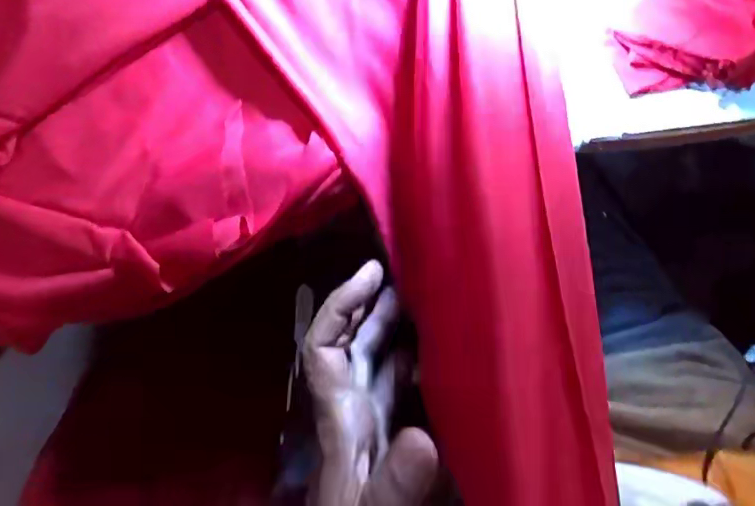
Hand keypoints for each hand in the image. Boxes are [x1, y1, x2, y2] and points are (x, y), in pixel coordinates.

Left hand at [304, 261, 440, 505]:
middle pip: (352, 344)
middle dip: (374, 306)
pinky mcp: (389, 442)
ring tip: (421, 300)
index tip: (372, 271)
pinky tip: (431, 354)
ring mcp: (369, 425)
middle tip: (407, 275)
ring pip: (374, 362)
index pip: (323, 345)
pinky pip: (395, 389)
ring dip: (393, 329)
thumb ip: (396, 484)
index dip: (341, 303)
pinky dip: (409, 364)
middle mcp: (350, 410)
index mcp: (339, 416)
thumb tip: (422, 440)